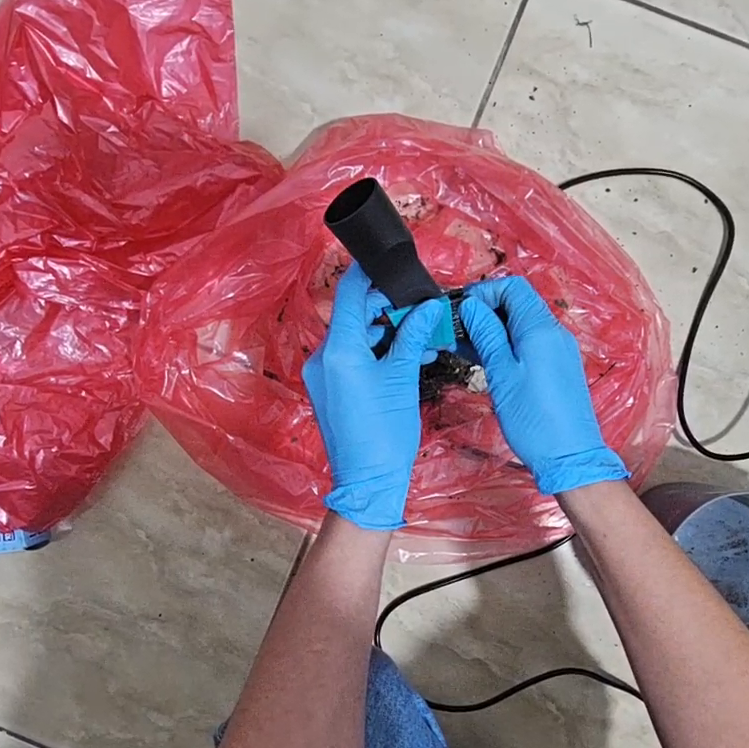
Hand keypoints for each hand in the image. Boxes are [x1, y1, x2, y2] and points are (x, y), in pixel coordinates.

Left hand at [303, 264, 449, 529]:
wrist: (368, 481)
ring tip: (421, 338)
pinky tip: (406, 357)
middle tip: (419, 309)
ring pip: (355, 338)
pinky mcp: (328, 390)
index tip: (391, 266)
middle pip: (353, 315)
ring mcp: (322, 375)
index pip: (348, 293)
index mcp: (337, 350)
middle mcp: (322, 357)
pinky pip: (351, 359)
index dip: (369, 274)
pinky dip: (376, 353)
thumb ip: (412, 336)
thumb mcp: (403, 378)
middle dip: (386, 309)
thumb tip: (426, 307)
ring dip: (386, 333)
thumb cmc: (385, 433)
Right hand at [458, 275, 627, 494]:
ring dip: (492, 330)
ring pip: (521, 324)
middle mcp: (553, 332)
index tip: (459, 310)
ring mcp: (557, 350)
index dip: (483, 293)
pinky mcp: (557, 367)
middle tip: (455, 330)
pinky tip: (485, 360)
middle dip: (484, 311)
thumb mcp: (501, 375)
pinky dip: (506, 345)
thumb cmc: (533, 419)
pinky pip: (529, 343)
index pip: (512, 287)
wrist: (569, 456)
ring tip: (463, 347)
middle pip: (517, 304)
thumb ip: (486, 336)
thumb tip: (471, 306)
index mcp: (540, 329)